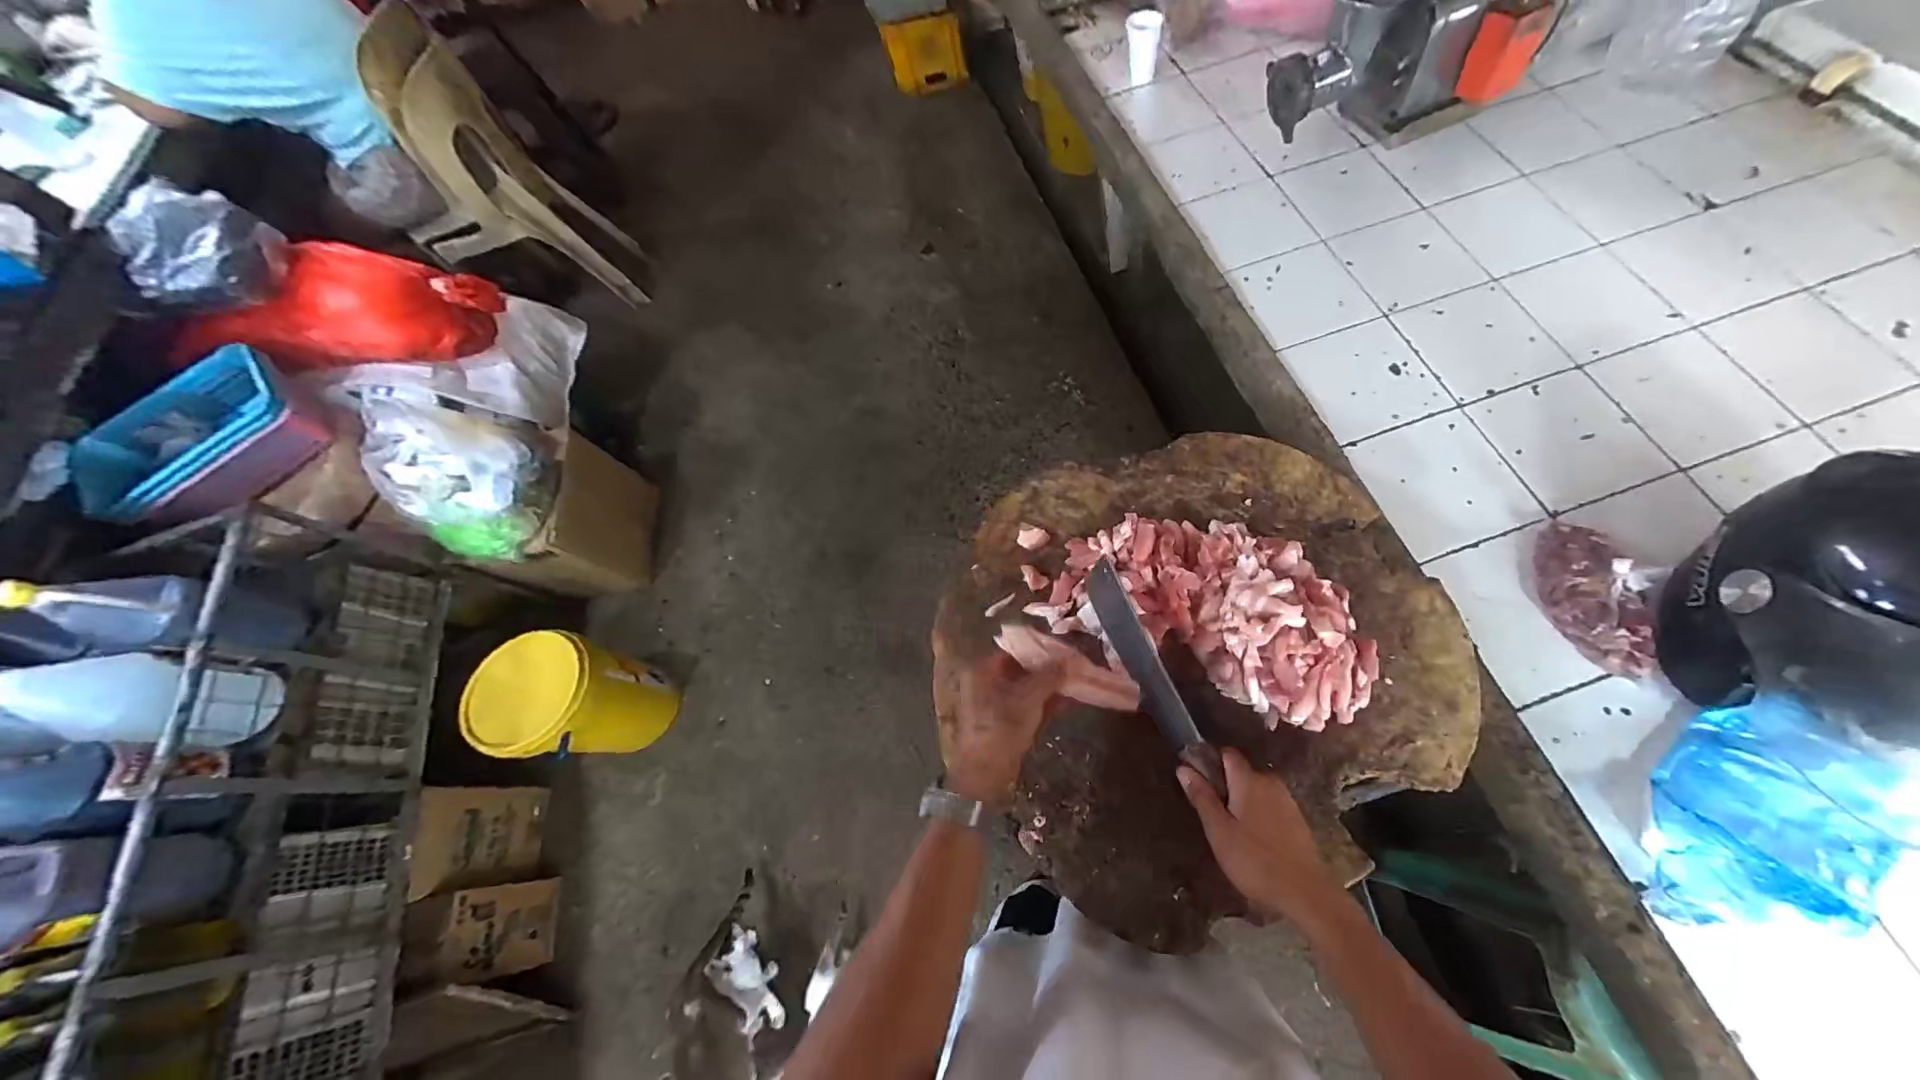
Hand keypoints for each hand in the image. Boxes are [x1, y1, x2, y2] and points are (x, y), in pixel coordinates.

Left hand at [939, 653, 1066, 810]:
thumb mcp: (1029, 698)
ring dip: (1051, 686)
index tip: (1064, 649)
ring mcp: (994, 703)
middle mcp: (985, 682)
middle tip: (1075, 665)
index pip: (1014, 651)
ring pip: (1027, 688)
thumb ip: (1050, 676)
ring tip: (1078, 680)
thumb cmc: (1002, 727)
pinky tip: (1070, 700)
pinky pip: (1027, 704)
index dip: (1040, 649)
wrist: (986, 772)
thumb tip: (1070, 659)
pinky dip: (1046, 702)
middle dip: (1049, 669)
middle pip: (1022, 669)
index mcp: (982, 670)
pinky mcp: (1004, 721)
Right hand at [1178, 747, 1343, 924]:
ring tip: (1229, 829)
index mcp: (1249, 780)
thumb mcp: (1219, 830)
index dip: (1208, 760)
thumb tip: (1183, 768)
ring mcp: (1287, 801)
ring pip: (1255, 790)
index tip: (1195, 780)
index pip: (1227, 753)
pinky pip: (1269, 806)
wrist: (1307, 895)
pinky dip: (1257, 814)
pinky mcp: (1297, 821)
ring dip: (1240, 801)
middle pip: (1241, 772)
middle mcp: (1270, 783)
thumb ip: (1202, 797)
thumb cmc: (1254, 861)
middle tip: (1210, 813)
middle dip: (1223, 785)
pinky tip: (1252, 840)